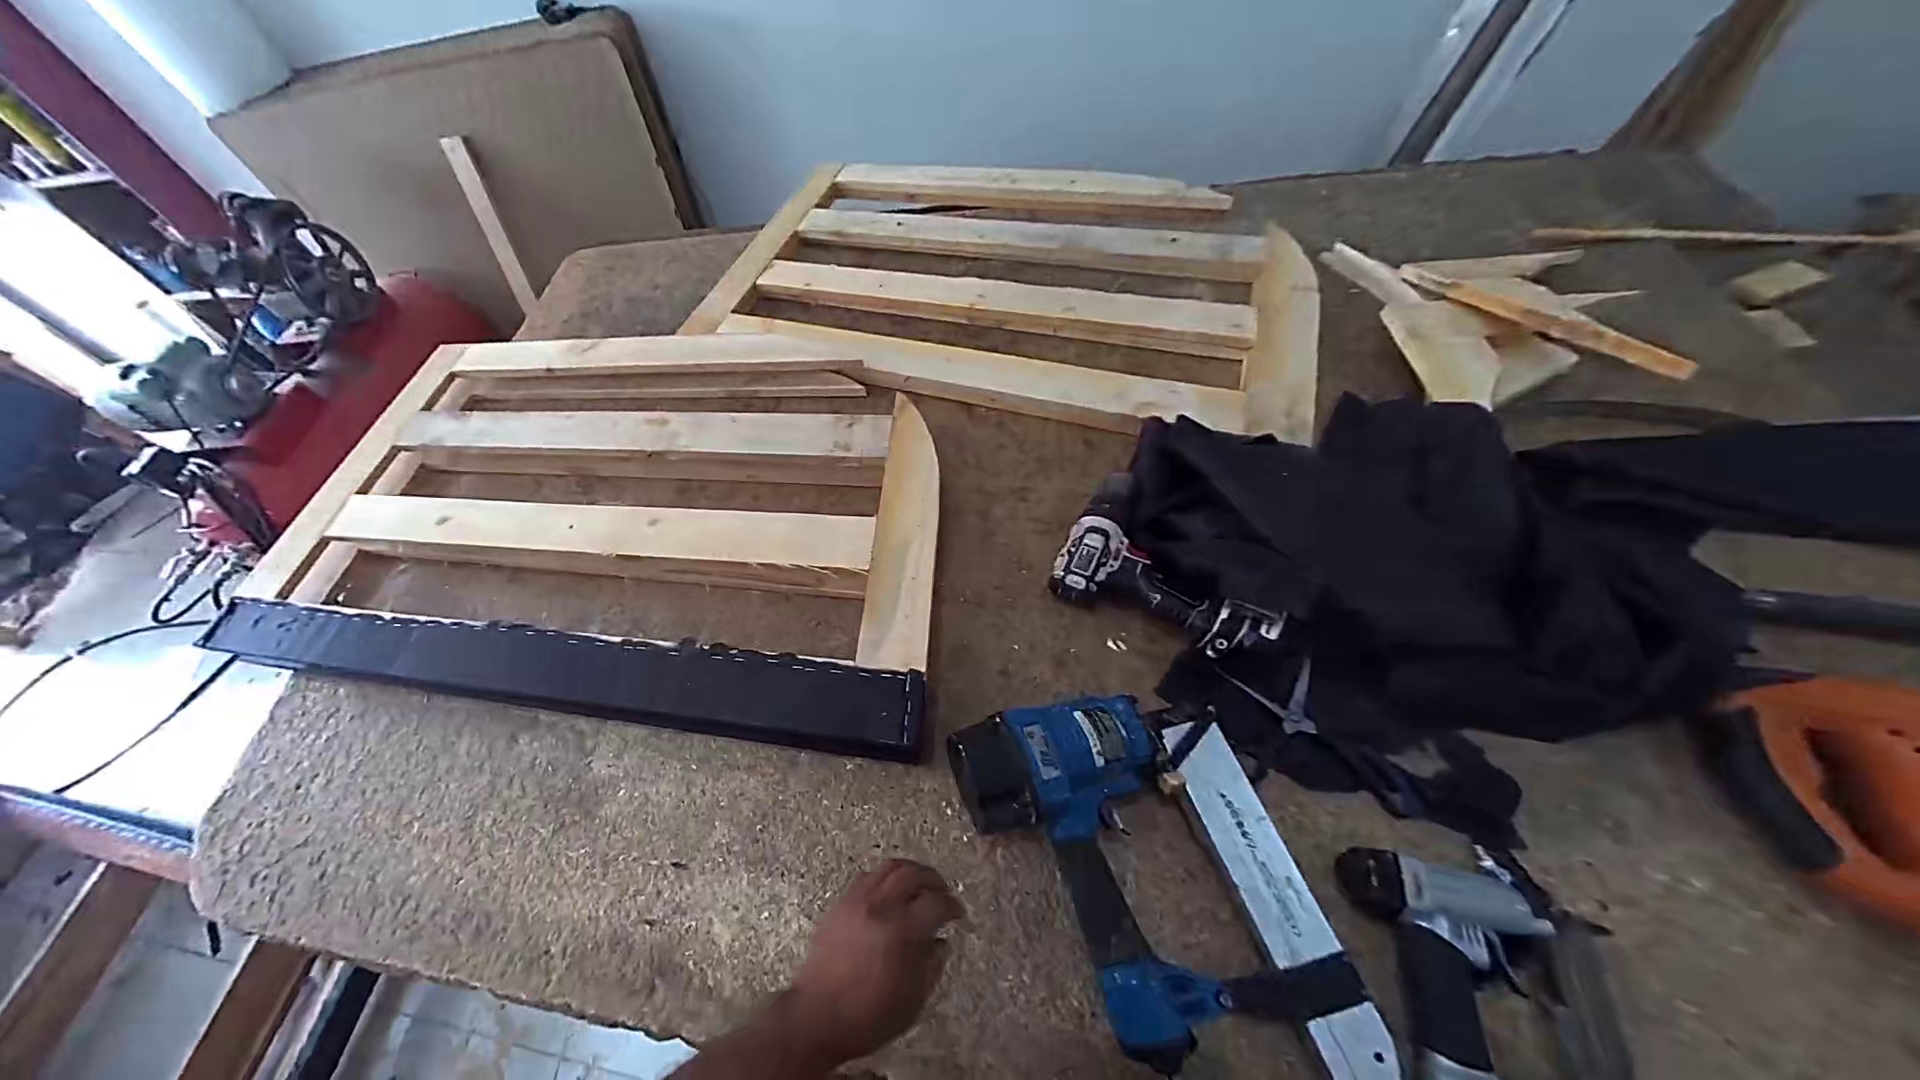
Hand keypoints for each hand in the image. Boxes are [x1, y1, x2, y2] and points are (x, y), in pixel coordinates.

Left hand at [777, 859, 965, 1066]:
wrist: (817, 1017)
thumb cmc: (865, 1016)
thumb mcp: (911, 1001)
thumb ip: (932, 966)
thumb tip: (941, 943)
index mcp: (901, 931)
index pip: (935, 903)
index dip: (952, 906)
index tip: (957, 912)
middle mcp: (879, 908)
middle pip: (913, 873)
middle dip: (934, 879)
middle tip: (943, 891)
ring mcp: (857, 902)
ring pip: (889, 867)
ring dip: (911, 870)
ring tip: (920, 883)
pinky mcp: (841, 904)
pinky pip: (868, 876)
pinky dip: (885, 877)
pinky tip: (890, 890)